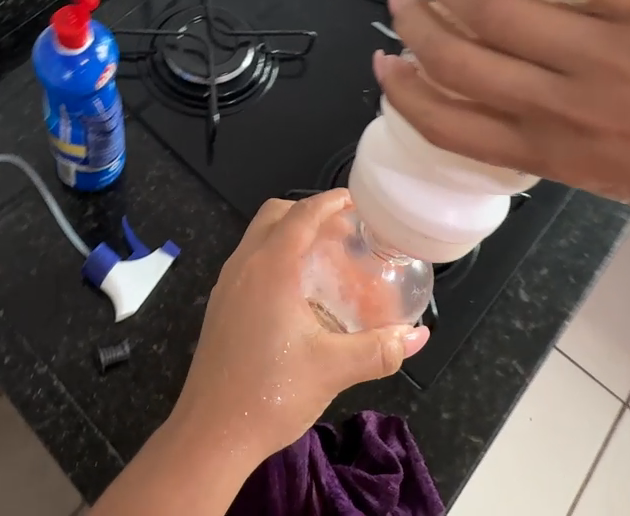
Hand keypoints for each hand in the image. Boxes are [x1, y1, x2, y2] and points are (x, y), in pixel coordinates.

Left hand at [170, 189, 429, 464]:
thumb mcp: (334, 369)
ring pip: (259, 238)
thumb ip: (379, 349)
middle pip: (275, 216)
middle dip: (309, 214)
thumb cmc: (271, 392)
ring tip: (326, 259)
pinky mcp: (222, 304)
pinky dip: (275, 258)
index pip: (301, 215)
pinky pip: (250, 262)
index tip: (356, 200)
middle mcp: (244, 265)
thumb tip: (418, 337)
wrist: (212, 429)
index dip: (329, 201)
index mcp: (269, 267)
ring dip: (290, 236)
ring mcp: (227, 284)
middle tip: (344, 231)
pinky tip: (299, 293)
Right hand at [376, 0, 629, 234]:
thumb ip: (572, 144)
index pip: (449, 124)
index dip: (403, 92)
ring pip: (495, 8)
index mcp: (562, 154)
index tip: (387, 65)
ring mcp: (612, 51)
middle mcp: (571, 106)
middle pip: (458, 58)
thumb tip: (523, 104)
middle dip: (415, 25)